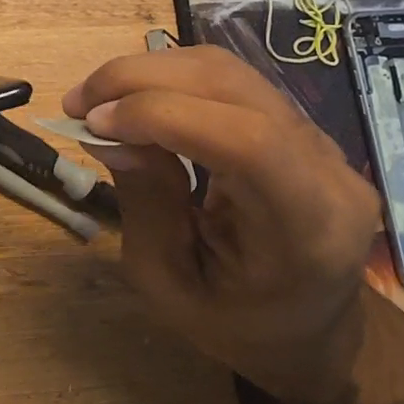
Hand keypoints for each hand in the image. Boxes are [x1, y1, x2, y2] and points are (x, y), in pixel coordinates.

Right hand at [64, 46, 382, 403]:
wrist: (307, 332)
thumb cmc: (234, 325)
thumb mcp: (167, 283)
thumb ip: (144, 203)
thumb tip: (105, 133)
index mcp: (306, 229)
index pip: (247, 141)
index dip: (162, 116)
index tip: (91, 124)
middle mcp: (326, 170)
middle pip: (233, 86)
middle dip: (140, 80)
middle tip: (76, 104)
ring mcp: (318, 141)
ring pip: (227, 71)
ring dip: (148, 73)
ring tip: (94, 100)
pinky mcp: (296, 128)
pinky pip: (229, 83)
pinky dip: (166, 80)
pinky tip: (128, 102)